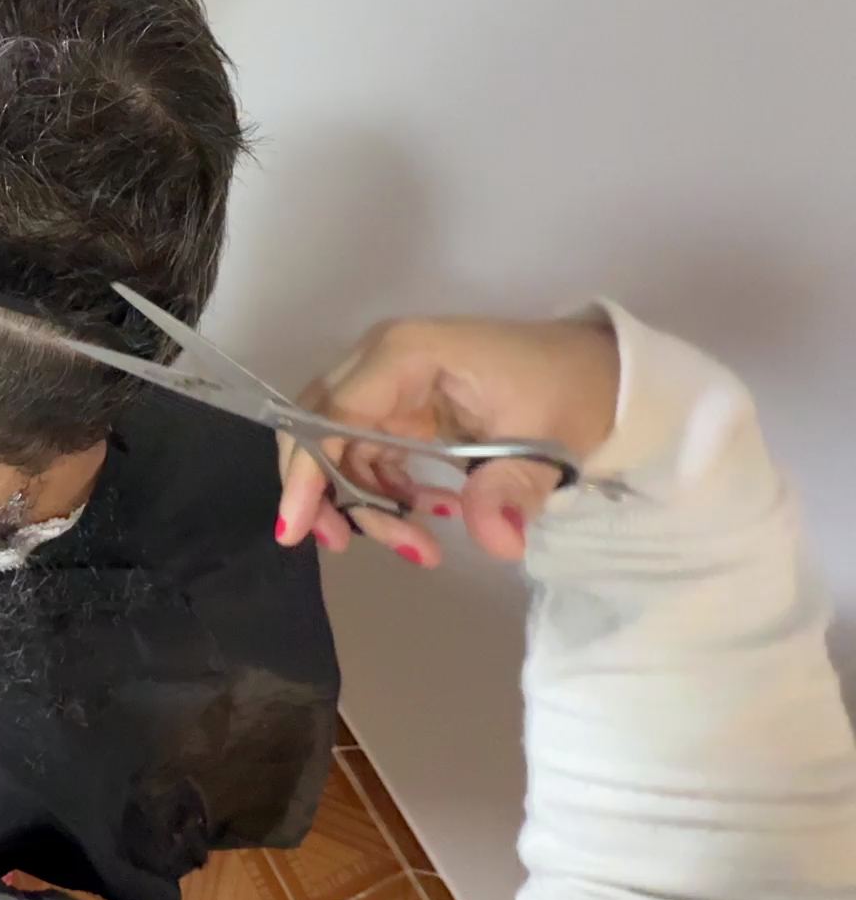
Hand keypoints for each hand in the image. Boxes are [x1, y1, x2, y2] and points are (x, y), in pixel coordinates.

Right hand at [276, 316, 618, 564]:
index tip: (294, 527)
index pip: (331, 417)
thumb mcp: (547, 439)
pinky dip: (380, 491)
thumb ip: (508, 488)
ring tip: (412, 542)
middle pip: (313, 429)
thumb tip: (497, 544)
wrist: (606, 371)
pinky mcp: (390, 408)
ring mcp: (379, 385)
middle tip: (338, 542)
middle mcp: (375, 363)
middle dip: (318, 490)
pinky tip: (427, 511)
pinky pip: (359, 454)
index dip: (308, 474)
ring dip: (355, 499)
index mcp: (404, 355)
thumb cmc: (574, 389)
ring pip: (332, 448)